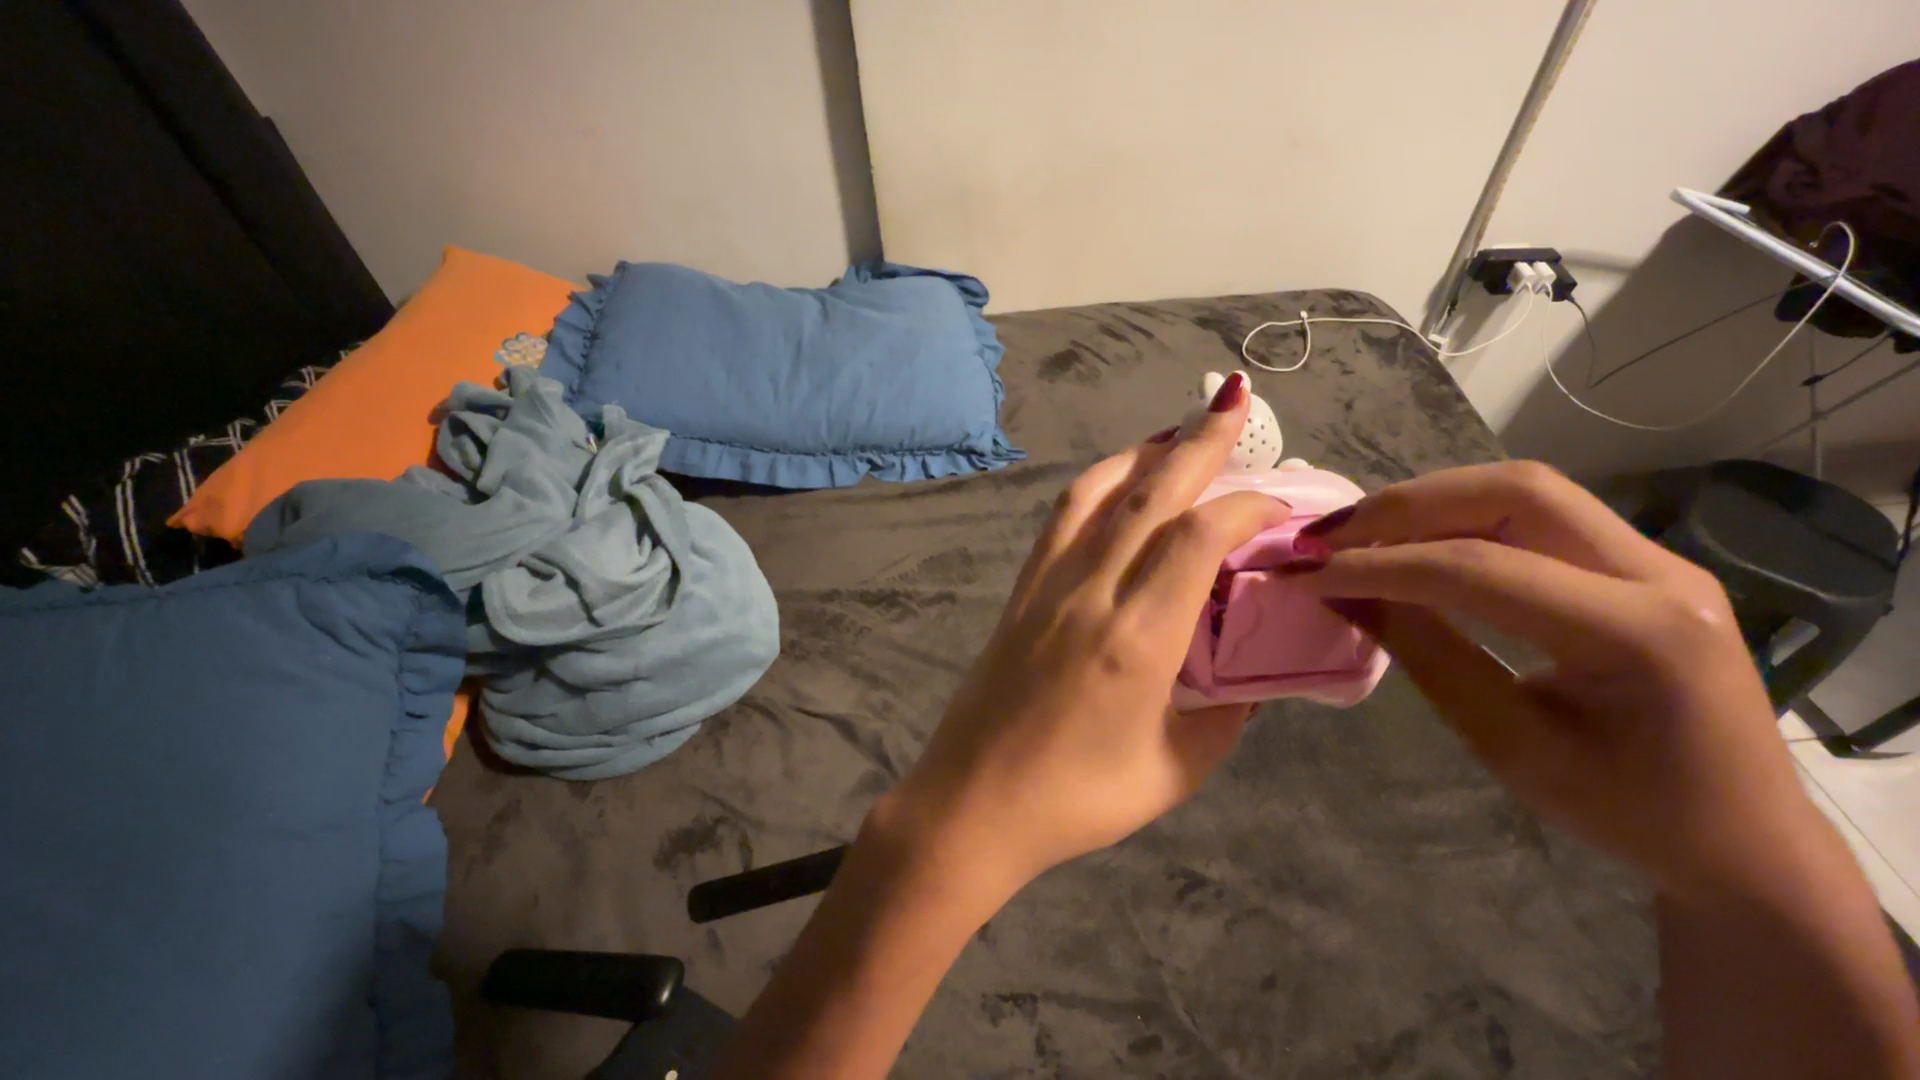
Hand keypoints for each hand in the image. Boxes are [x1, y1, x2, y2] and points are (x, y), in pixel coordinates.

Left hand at [873, 373, 1290, 894]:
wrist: (972, 804)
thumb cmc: (1077, 800)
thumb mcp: (1176, 769)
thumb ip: (1226, 715)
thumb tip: (1251, 670)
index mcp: (1136, 639)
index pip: (1197, 539)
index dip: (1247, 507)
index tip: (1284, 507)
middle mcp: (1089, 594)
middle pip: (1149, 496)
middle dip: (1199, 443)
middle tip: (1238, 402)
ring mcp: (1046, 586)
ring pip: (1098, 494)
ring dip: (1143, 453)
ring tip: (1180, 433)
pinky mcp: (1020, 592)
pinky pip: (1062, 519)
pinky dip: (1099, 485)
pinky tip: (1119, 482)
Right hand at [1286, 461, 1827, 903]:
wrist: (1742, 840)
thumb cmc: (1626, 812)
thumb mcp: (1509, 746)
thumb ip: (1427, 655)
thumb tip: (1342, 592)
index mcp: (1639, 633)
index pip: (1482, 569)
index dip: (1381, 565)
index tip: (1306, 573)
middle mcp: (1660, 572)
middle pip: (1516, 492)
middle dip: (1407, 506)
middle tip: (1330, 538)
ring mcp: (1658, 559)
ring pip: (1526, 491)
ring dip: (1432, 504)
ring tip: (1359, 536)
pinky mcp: (1642, 562)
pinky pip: (1540, 516)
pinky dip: (1463, 519)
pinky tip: (1416, 544)